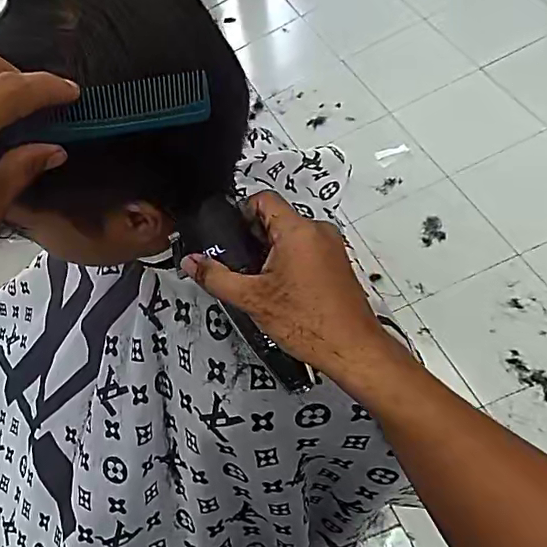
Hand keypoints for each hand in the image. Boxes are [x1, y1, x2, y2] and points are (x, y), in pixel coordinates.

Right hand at [181, 191, 406, 385]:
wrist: (351, 348)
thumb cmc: (315, 325)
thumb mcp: (252, 300)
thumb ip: (216, 277)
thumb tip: (196, 263)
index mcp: (299, 232)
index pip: (262, 199)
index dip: (240, 214)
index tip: (230, 235)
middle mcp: (320, 233)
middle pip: (276, 218)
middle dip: (254, 240)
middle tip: (243, 267)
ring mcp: (332, 247)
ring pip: (291, 236)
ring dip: (272, 254)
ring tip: (264, 284)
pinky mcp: (338, 263)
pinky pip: (307, 251)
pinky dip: (291, 264)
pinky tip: (283, 292)